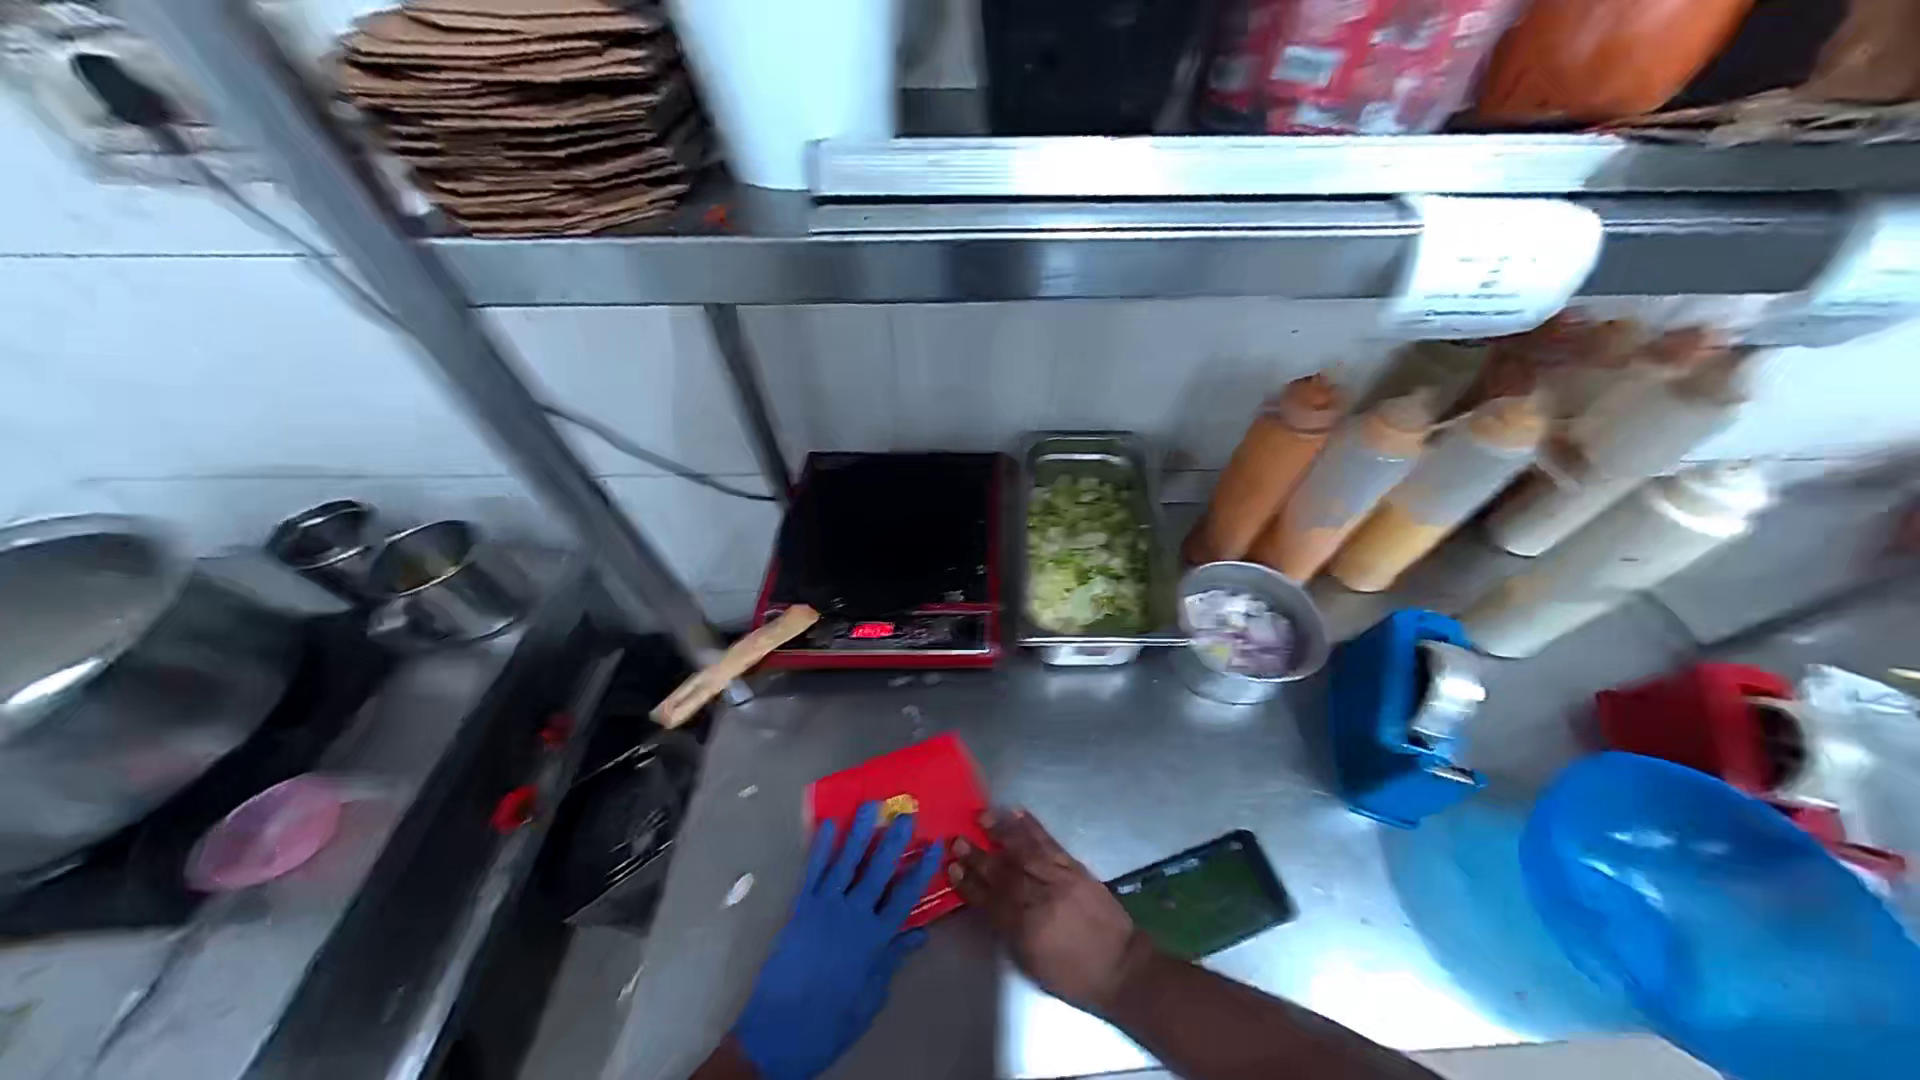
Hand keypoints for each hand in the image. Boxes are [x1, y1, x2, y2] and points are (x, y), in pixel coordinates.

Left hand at [732, 803, 943, 1079]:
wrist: (776, 1034)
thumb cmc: (828, 1022)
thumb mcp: (870, 998)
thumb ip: (892, 960)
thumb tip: (919, 934)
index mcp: (875, 939)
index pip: (905, 896)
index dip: (921, 869)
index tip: (934, 845)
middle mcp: (853, 916)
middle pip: (878, 870)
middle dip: (894, 840)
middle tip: (906, 812)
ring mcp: (825, 908)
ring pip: (847, 861)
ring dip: (859, 831)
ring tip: (870, 804)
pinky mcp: (800, 908)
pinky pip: (813, 871)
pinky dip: (821, 847)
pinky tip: (827, 825)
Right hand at [949, 809, 1149, 1013]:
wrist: (1122, 967)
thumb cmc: (1073, 975)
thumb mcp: (1033, 963)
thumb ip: (1009, 930)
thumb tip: (988, 902)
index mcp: (1026, 929)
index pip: (990, 901)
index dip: (969, 884)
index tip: (951, 869)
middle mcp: (1040, 899)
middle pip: (1003, 872)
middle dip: (978, 855)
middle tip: (956, 839)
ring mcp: (1060, 879)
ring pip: (1026, 850)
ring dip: (1002, 830)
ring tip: (983, 815)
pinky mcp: (1076, 868)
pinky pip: (1051, 843)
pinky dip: (1033, 826)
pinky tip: (1018, 813)